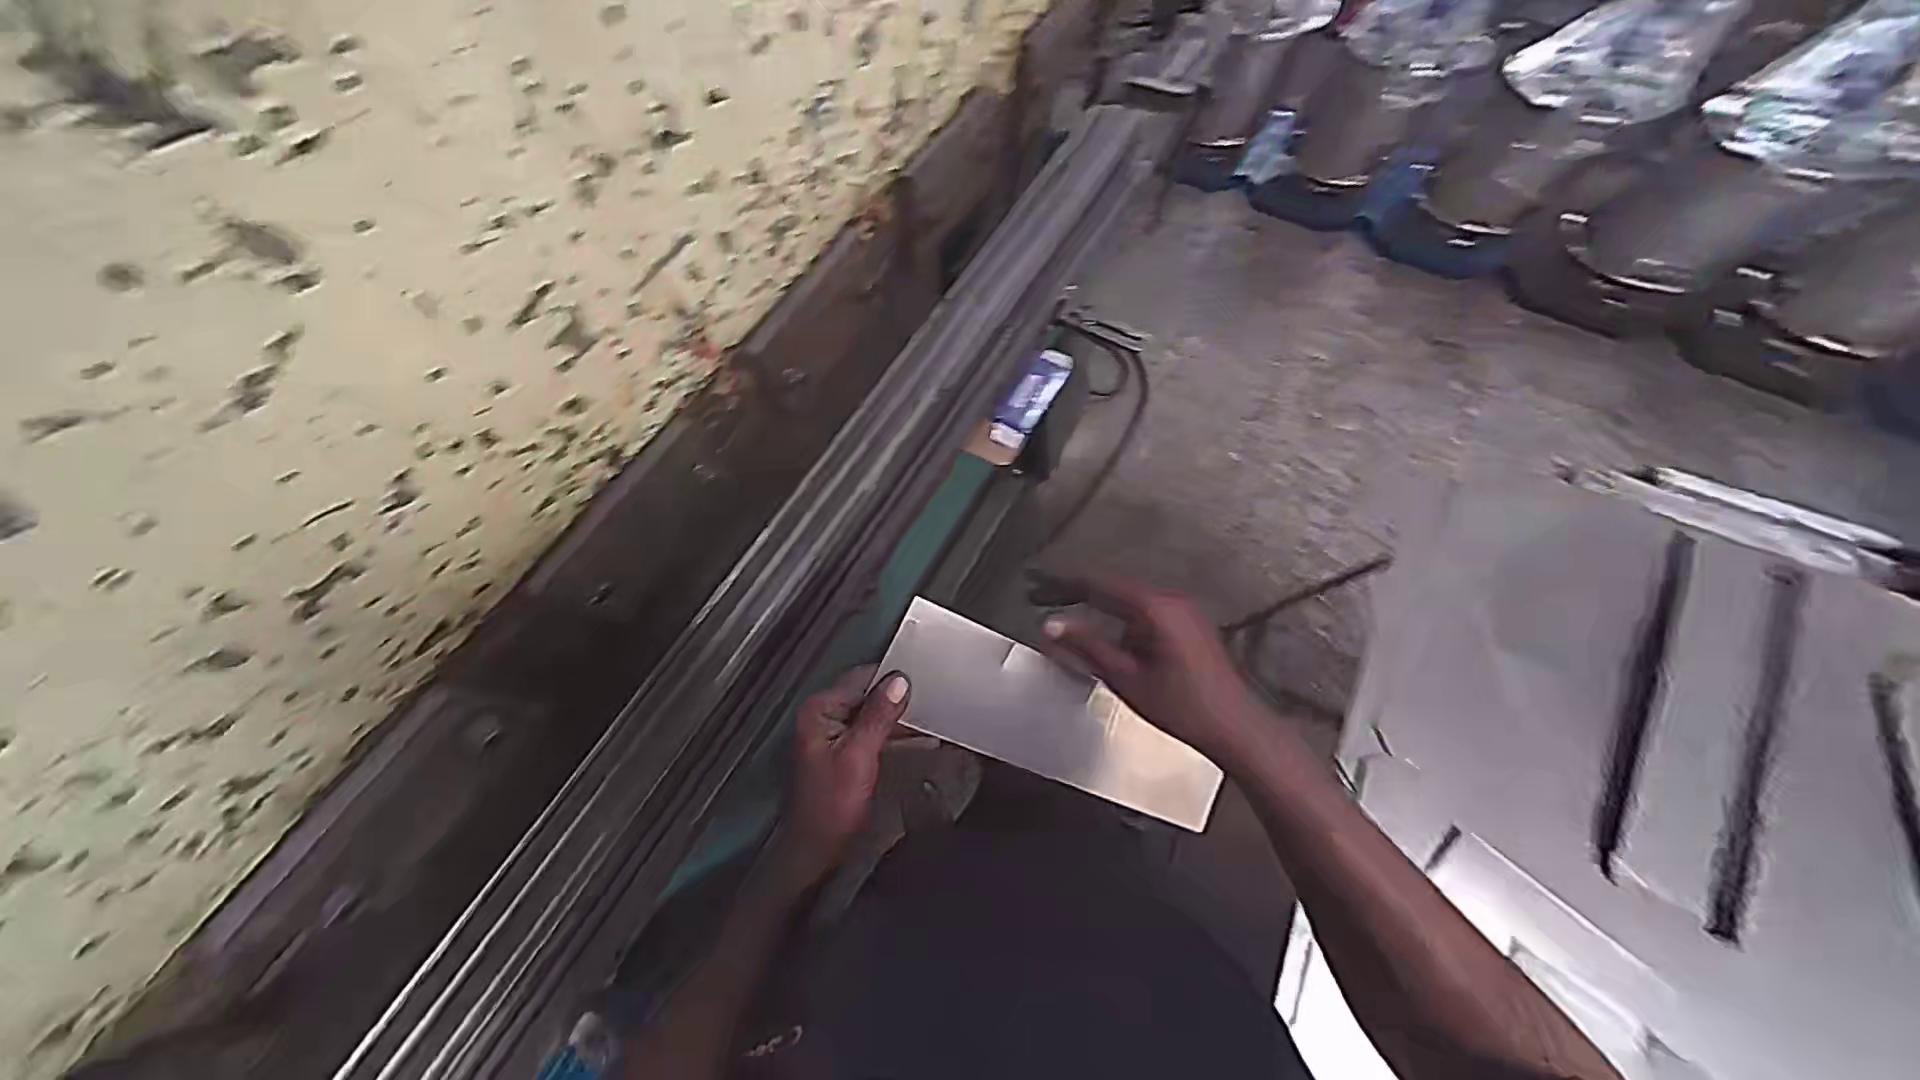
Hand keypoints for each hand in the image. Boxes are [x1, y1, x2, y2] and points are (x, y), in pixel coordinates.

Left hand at [775, 666, 910, 889]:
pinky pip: (872, 731)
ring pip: (872, 713)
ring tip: (929, 719)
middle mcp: (822, 717)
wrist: (817, 851)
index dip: (890, 679)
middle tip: (930, 699)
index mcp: (819, 711)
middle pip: (866, 694)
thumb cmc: (830, 808)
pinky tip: (918, 739)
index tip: (921, 681)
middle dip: (897, 698)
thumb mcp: (860, 755)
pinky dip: (893, 733)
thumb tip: (898, 682)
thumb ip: (879, 716)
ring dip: (899, 717)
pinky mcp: (843, 750)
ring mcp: (832, 734)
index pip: (860, 678)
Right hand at [1039, 575, 1263, 761]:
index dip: (1064, 584)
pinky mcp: (1190, 627)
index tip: (1040, 586)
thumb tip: (1052, 626)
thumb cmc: (1186, 707)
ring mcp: (1185, 613)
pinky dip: (1128, 632)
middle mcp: (1173, 602)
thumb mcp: (1124, 676)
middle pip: (1115, 592)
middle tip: (1054, 613)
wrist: (1235, 728)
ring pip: (1130, 608)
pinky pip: (1147, 619)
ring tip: (1091, 648)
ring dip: (1108, 622)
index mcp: (1157, 607)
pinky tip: (1124, 659)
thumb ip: (1085, 646)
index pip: (1099, 584)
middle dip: (1082, 602)